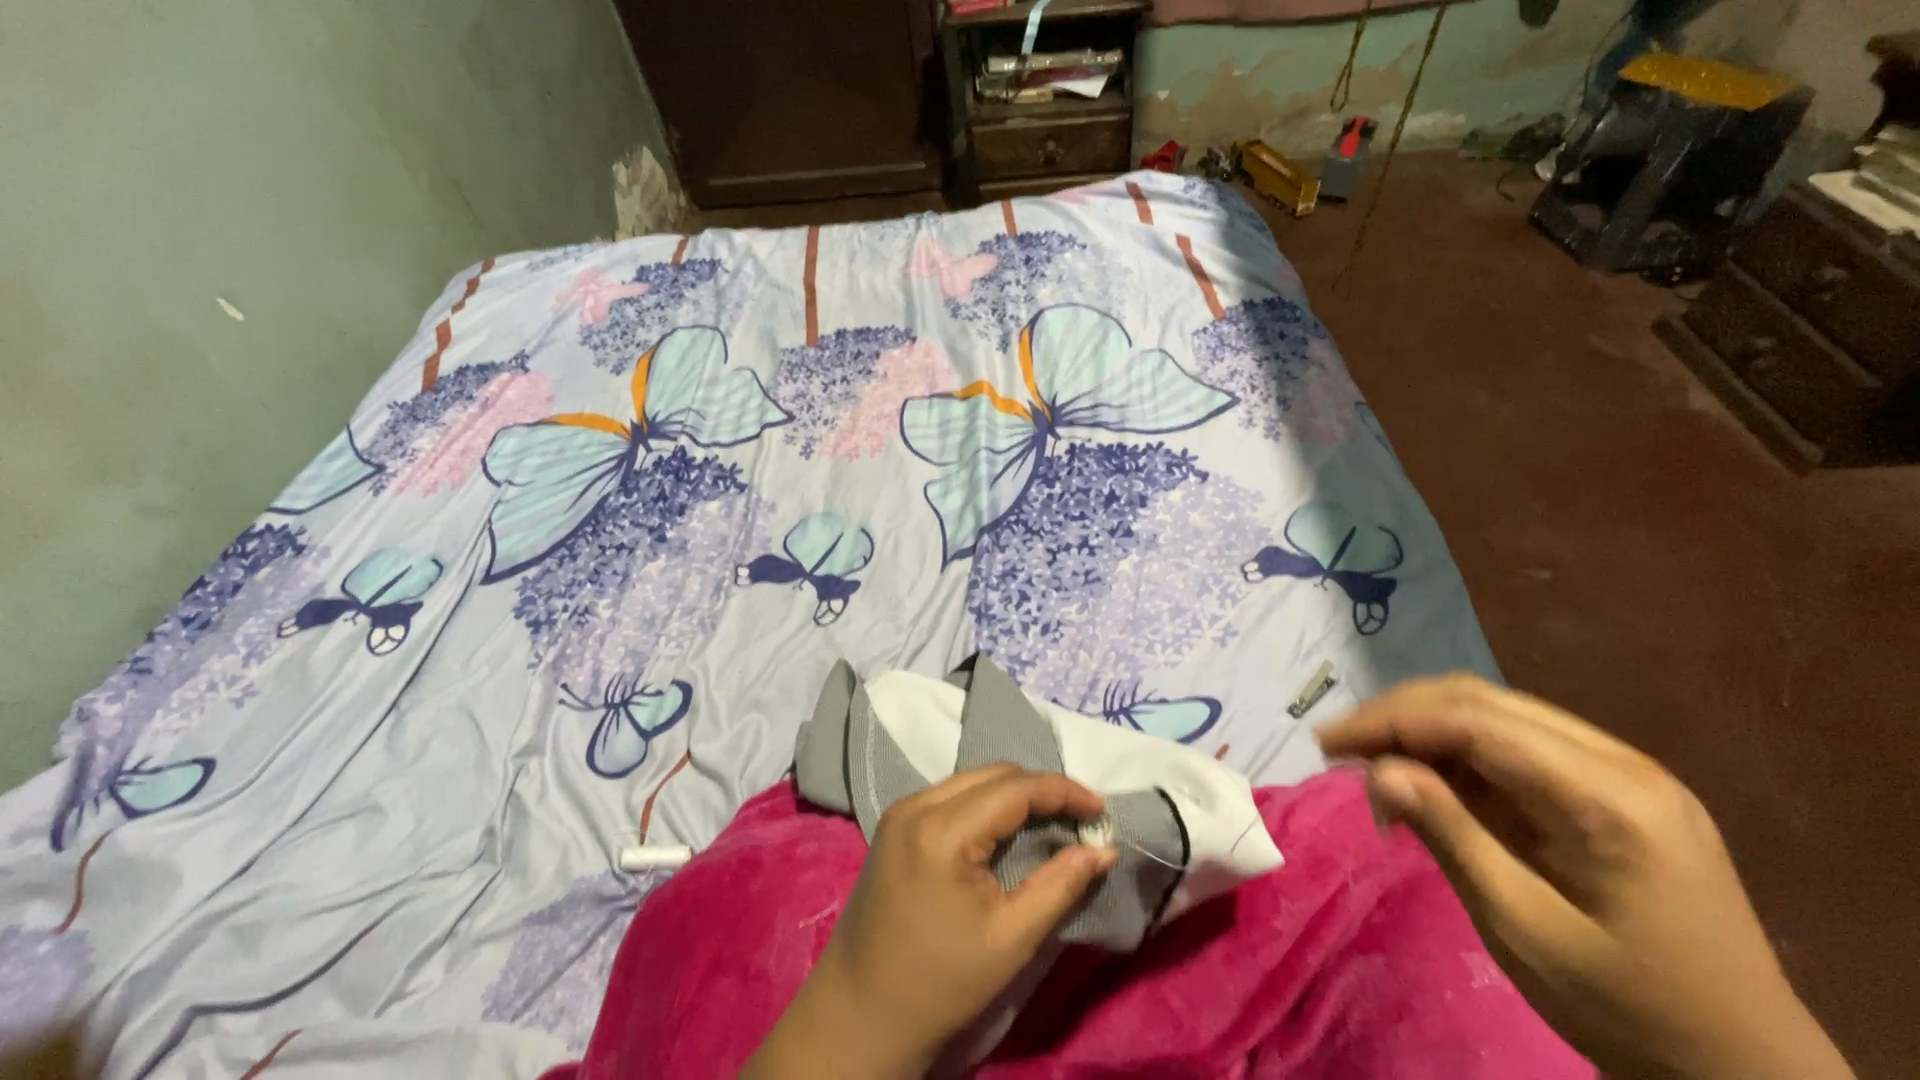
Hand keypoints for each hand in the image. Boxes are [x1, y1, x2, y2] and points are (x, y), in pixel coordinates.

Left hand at [745, 764, 1115, 1078]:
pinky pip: (951, 795)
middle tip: (1081, 818)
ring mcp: (900, 813)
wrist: (861, 1013)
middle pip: (993, 774)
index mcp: (942, 831)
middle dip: (1042, 788)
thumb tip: (1103, 848)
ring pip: (971, 780)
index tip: (1102, 811)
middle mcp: (916, 806)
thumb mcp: (1013, 938)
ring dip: (1014, 793)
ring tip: (1054, 820)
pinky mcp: (893, 826)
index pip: (1015, 789)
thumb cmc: (941, 982)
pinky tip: (1009, 827)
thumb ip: (1061, 884)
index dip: (1064, 792)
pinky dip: (987, 802)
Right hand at [1318, 675, 1851, 1079]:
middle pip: (1486, 702)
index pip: (1475, 720)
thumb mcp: (1522, 927)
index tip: (1326, 742)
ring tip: (1372, 762)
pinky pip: (1523, 747)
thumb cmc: (1623, 1004)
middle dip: (1401, 715)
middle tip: (1339, 749)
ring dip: (1428, 728)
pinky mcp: (1620, 792)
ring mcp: (1627, 773)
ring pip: (1501, 715)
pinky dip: (1462, 752)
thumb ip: (1451, 835)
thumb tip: (1377, 768)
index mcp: (1606, 797)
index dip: (1391, 720)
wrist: (1739, 1064)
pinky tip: (1429, 777)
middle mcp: (1621, 763)